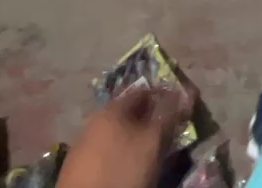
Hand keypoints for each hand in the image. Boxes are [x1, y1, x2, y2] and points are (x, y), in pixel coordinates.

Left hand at [58, 86, 192, 187]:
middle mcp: (93, 121)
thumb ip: (170, 113)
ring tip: (151, 153)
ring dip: (136, 138)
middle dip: (151, 120)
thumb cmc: (122, 170)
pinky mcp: (75, 169)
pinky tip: (129, 166)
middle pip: (130, 113)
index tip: (181, 110)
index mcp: (111, 109)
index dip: (166, 97)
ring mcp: (81, 146)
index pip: (145, 91)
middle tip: (168, 133)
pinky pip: (106, 151)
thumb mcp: (154, 140)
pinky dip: (121, 153)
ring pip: (118, 133)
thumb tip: (185, 92)